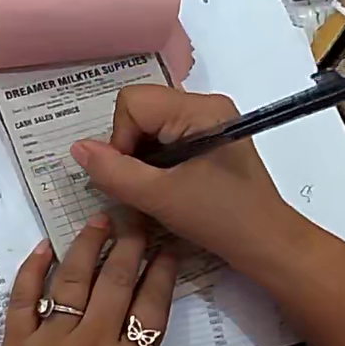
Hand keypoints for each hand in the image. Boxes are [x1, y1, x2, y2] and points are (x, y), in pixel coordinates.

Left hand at [0, 213, 229, 345]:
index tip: (170, 245)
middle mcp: (91, 345)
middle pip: (115, 284)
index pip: (152, 308)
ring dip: (87, 247)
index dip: (163, 273)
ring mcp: (50, 342)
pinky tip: (43, 247)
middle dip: (131, 245)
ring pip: (72, 282)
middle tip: (140, 215)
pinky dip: (32, 271)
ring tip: (100, 219)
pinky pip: (22, 300)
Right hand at [69, 85, 311, 272]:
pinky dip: (155, 163)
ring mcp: (209, 121)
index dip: (120, 139)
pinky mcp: (209, 139)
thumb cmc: (220, 218)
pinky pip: (165, 139)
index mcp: (199, 109)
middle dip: (131, 150)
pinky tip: (166, 187)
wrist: (266, 243)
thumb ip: (114, 172)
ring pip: (149, 127)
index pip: (132, 103)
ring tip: (157, 189)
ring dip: (142, 159)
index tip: (132, 177)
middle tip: (145, 186)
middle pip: (140, 111)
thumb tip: (78, 148)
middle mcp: (205, 105)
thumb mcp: (160, 198)